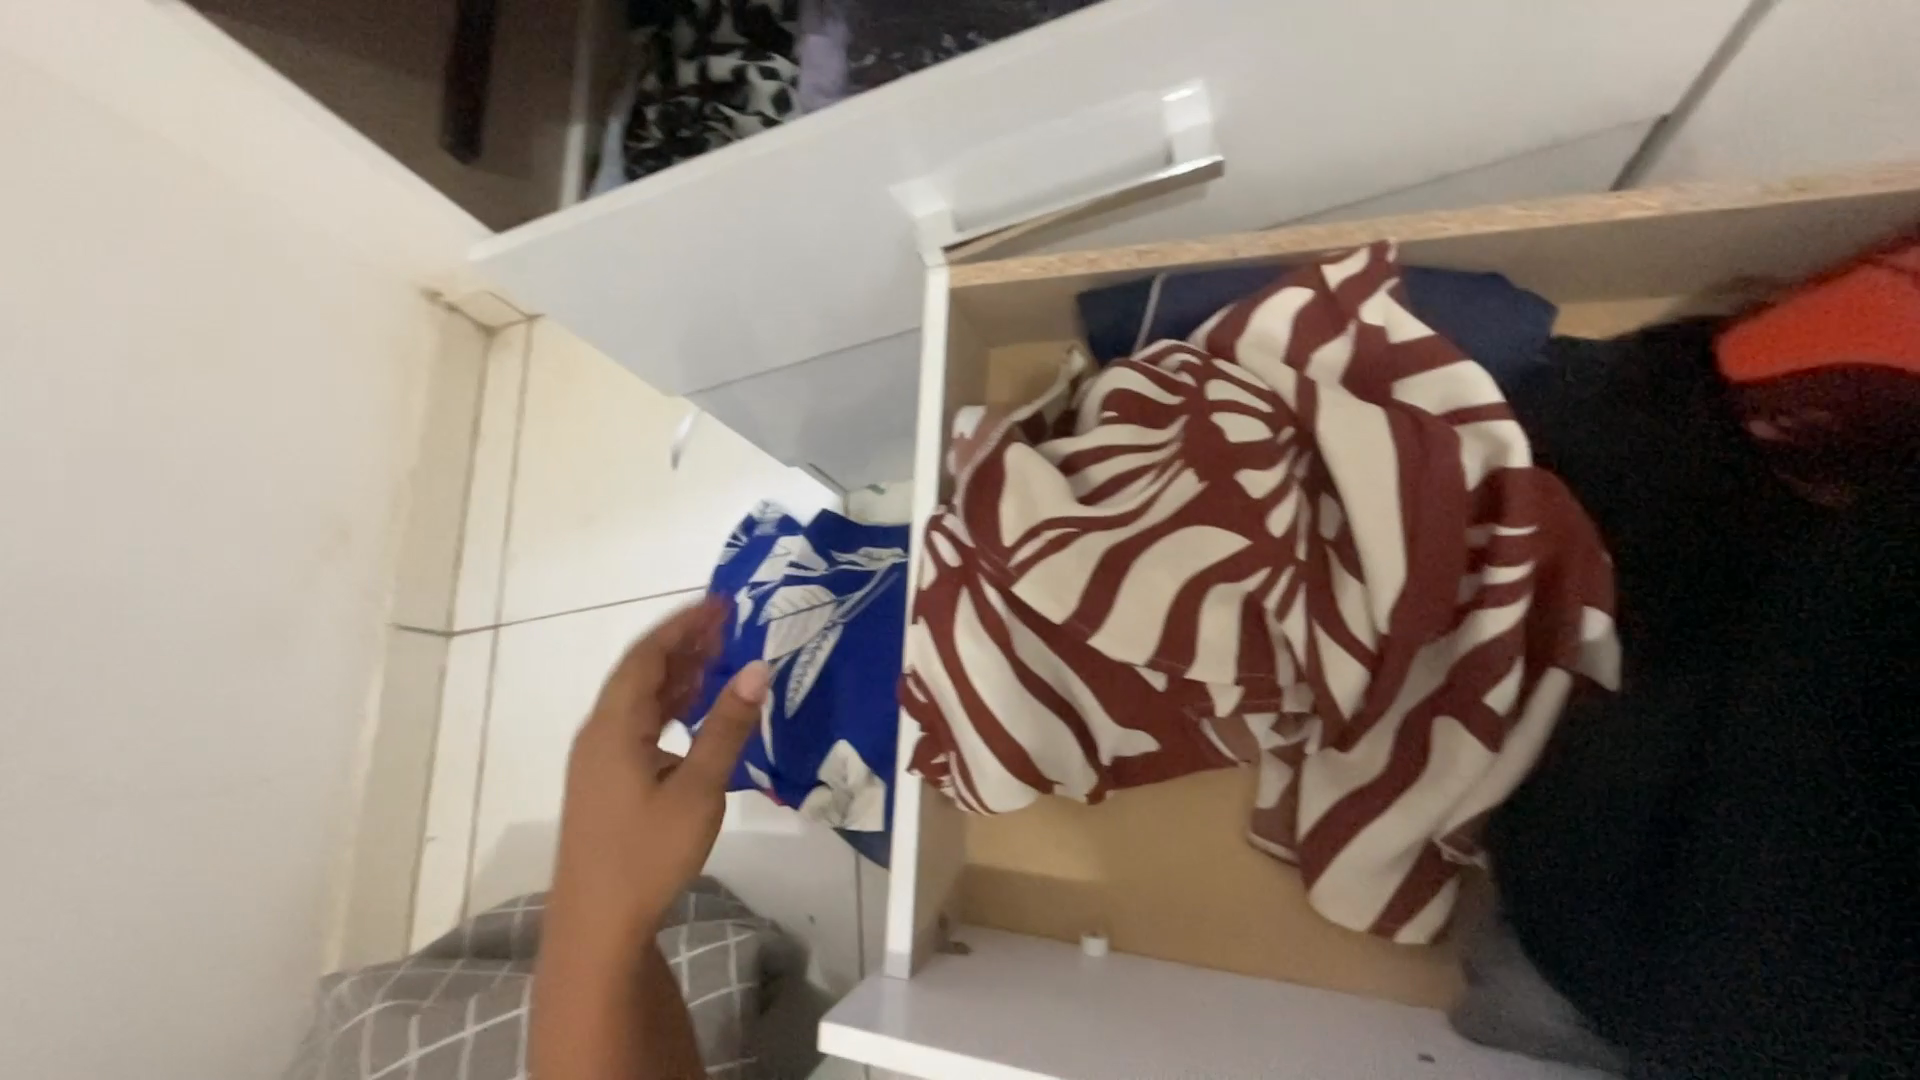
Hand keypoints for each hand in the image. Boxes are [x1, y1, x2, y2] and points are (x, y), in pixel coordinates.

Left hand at [548, 596, 770, 936]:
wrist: (596, 927)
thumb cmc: (647, 854)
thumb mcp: (698, 789)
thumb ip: (727, 726)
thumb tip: (758, 669)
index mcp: (614, 726)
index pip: (647, 655)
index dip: (683, 625)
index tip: (722, 604)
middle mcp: (601, 732)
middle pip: (642, 671)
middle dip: (685, 643)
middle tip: (731, 624)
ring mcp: (601, 758)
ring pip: (642, 699)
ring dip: (680, 674)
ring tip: (723, 656)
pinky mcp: (609, 780)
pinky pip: (642, 724)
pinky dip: (672, 706)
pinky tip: (699, 712)